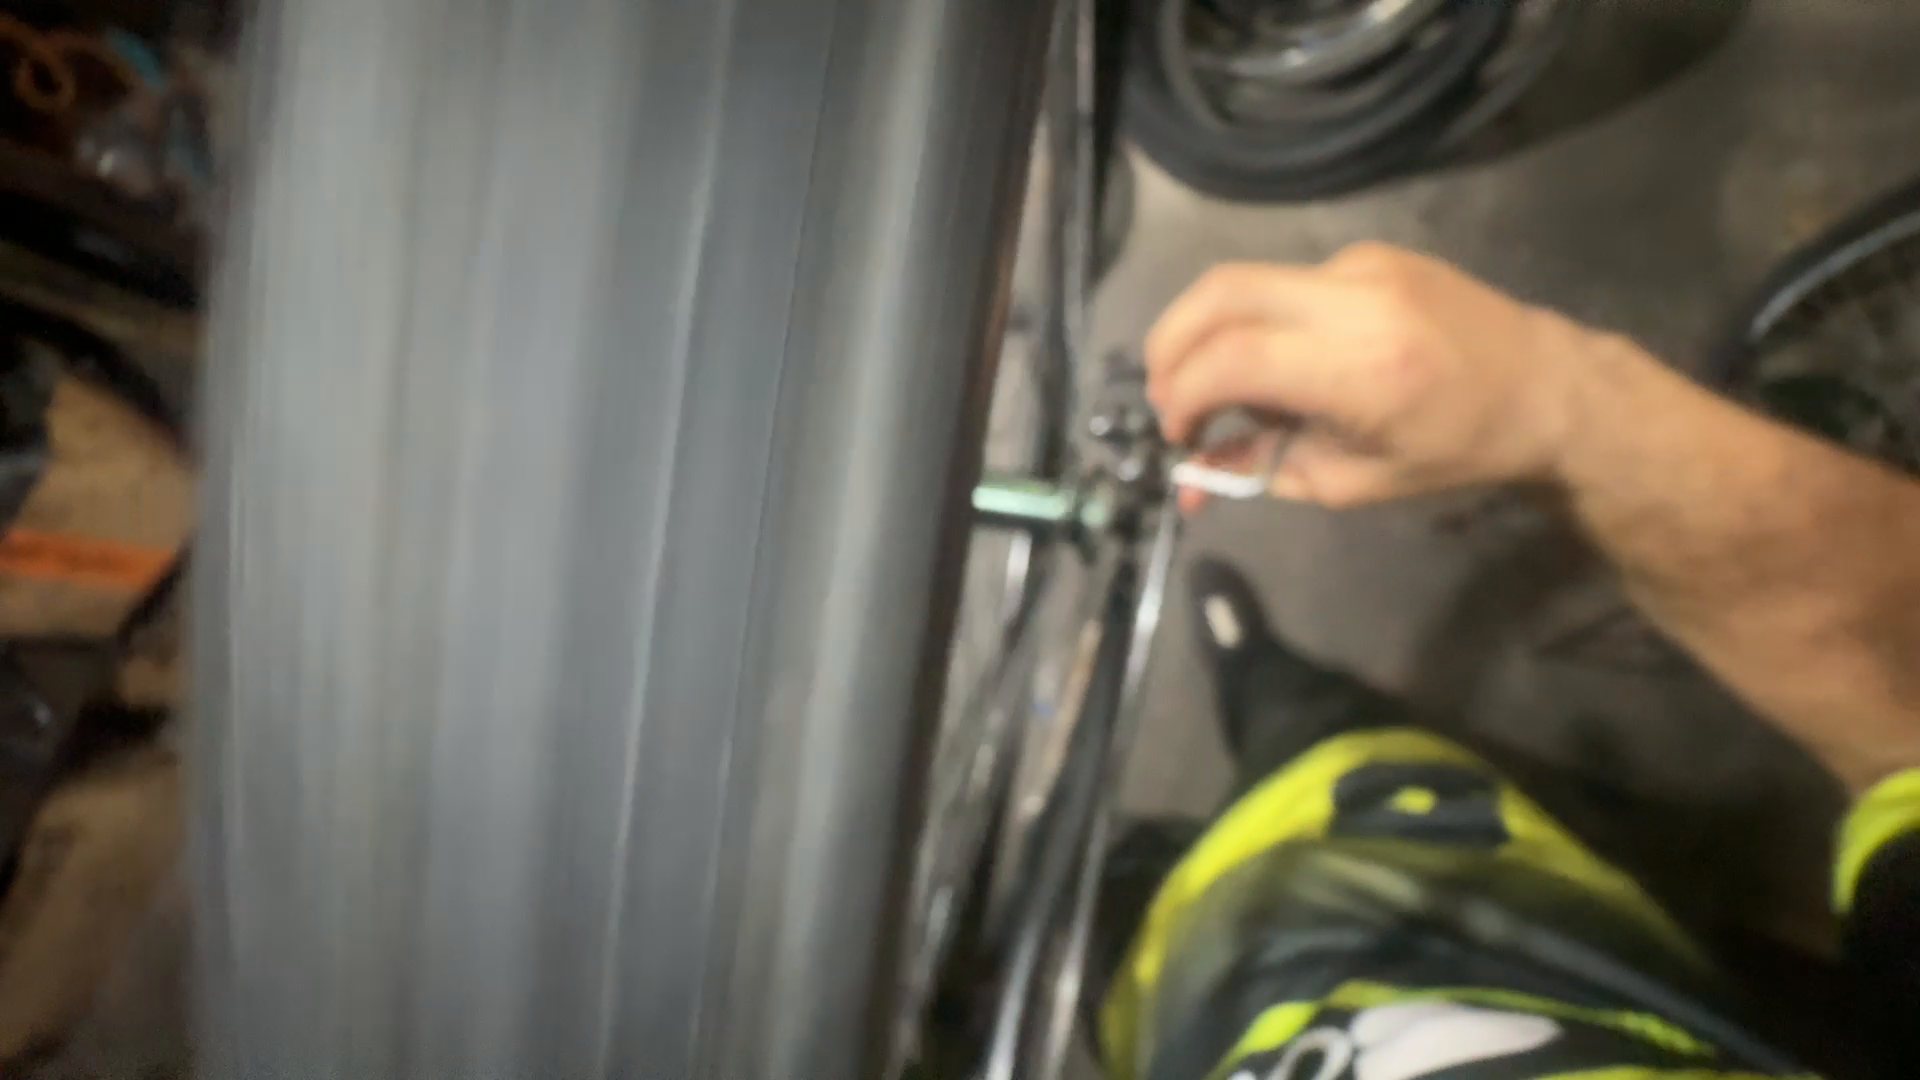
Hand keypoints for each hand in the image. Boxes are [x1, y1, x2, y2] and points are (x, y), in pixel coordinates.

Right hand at [1146, 243, 1602, 508]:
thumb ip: (1259, 470)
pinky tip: (1270, 364)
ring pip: (1238, 282)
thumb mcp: (1347, 484)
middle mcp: (1357, 300)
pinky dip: (1247, 326)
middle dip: (1167, 346)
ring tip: (1211, 388)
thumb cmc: (1454, 451)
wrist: (1551, 388)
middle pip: (1217, 293)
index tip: (1177, 435)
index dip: (1181, 395)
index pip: (1232, 359)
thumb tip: (1190, 475)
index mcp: (1363, 369)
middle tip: (1163, 398)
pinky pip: (1276, 285)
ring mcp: (1360, 265)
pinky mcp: (1364, 256)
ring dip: (1201, 335)